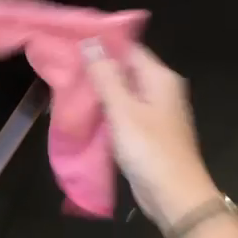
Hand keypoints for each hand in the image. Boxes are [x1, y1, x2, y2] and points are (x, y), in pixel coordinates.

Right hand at [81, 39, 218, 229]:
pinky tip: (83, 115)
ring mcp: (155, 113)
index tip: (71, 46)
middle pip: (125, 71)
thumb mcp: (123, 110)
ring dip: (98, 94)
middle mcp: (160, 90)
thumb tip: (90, 42)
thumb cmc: (149, 149)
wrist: (173, 195)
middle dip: (96, 71)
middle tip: (64, 71)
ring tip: (67, 92)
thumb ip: (105, 76)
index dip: (101, 46)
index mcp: (160, 78)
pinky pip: (123, 114)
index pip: (128, 49)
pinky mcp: (147, 133)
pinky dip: (105, 113)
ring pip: (122, 93)